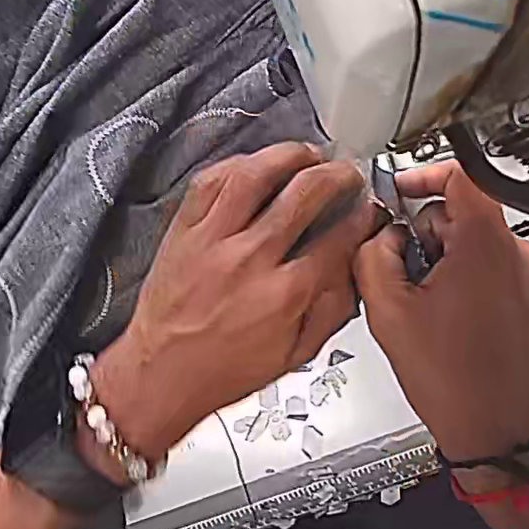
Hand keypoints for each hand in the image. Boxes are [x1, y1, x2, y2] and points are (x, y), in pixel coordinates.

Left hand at [90, 142, 379, 460]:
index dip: (362, 216)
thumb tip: (353, 269)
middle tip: (346, 173)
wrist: (161, 374)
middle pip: (305, 193)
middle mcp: (250, 260)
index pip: (339, 238)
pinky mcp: (184, 231)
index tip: (367, 209)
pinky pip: (210, 181)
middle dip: (337, 175)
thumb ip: (331, 309)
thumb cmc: (222, 370)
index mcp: (284, 294)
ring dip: (290, 155)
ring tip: (308, 155)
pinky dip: (237, 164)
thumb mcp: (295, 354)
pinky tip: (254, 164)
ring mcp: (213, 240)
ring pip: (256, 175)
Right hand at [355, 161, 528, 460]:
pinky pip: (496, 268)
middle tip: (406, 272)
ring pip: (478, 243)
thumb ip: (373, 256)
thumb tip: (379, 236)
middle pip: (464, 213)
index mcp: (486, 247)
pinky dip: (470, 279)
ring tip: (430, 306)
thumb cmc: (457, 383)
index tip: (405, 190)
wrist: (499, 430)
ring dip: (447, 260)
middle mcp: (519, 256)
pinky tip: (451, 317)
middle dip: (427, 235)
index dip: (424, 175)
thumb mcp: (388, 312)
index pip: (461, 175)